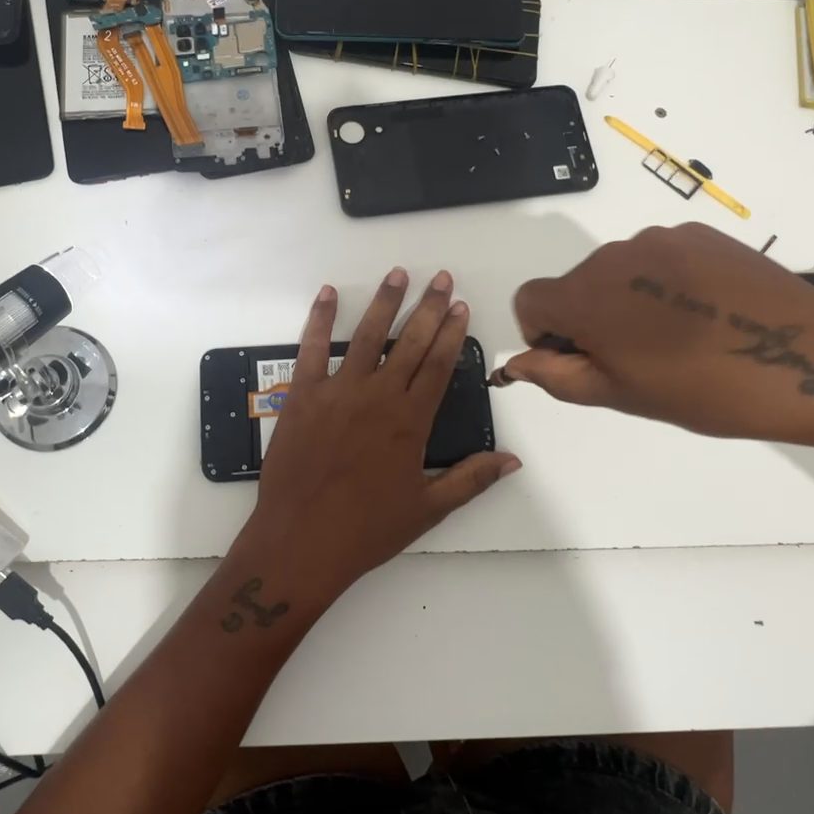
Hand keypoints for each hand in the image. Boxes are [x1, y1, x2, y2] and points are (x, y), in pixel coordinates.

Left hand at [234, 269, 520, 600]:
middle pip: (409, 342)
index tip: (460, 306)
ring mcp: (337, 392)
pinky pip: (310, 348)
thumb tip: (511, 460)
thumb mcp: (427, 509)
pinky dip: (319, 319)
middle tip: (441, 277)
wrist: (301, 540)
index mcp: (410, 421)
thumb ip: (471, 479)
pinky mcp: (302, 396)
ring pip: (366, 336)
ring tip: (399, 273)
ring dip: (384, 303)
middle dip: (428, 307)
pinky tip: (328, 294)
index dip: (451, 333)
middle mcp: (378, 397)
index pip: (438, 365)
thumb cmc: (366, 529)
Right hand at [495, 224, 813, 452]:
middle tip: (638, 360)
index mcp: (585, 297)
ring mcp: (660, 239)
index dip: (544, 332)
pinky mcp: (699, 233)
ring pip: (618, 270)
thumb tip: (523, 361)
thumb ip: (559, 375)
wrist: (805, 357)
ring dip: (628, 299)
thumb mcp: (622, 394)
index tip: (583, 359)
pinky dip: (664, 282)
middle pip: (575, 283)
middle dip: (589, 318)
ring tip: (679, 338)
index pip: (530, 299)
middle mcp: (613, 256)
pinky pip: (658, 256)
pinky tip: (704, 313)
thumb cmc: (704, 389)